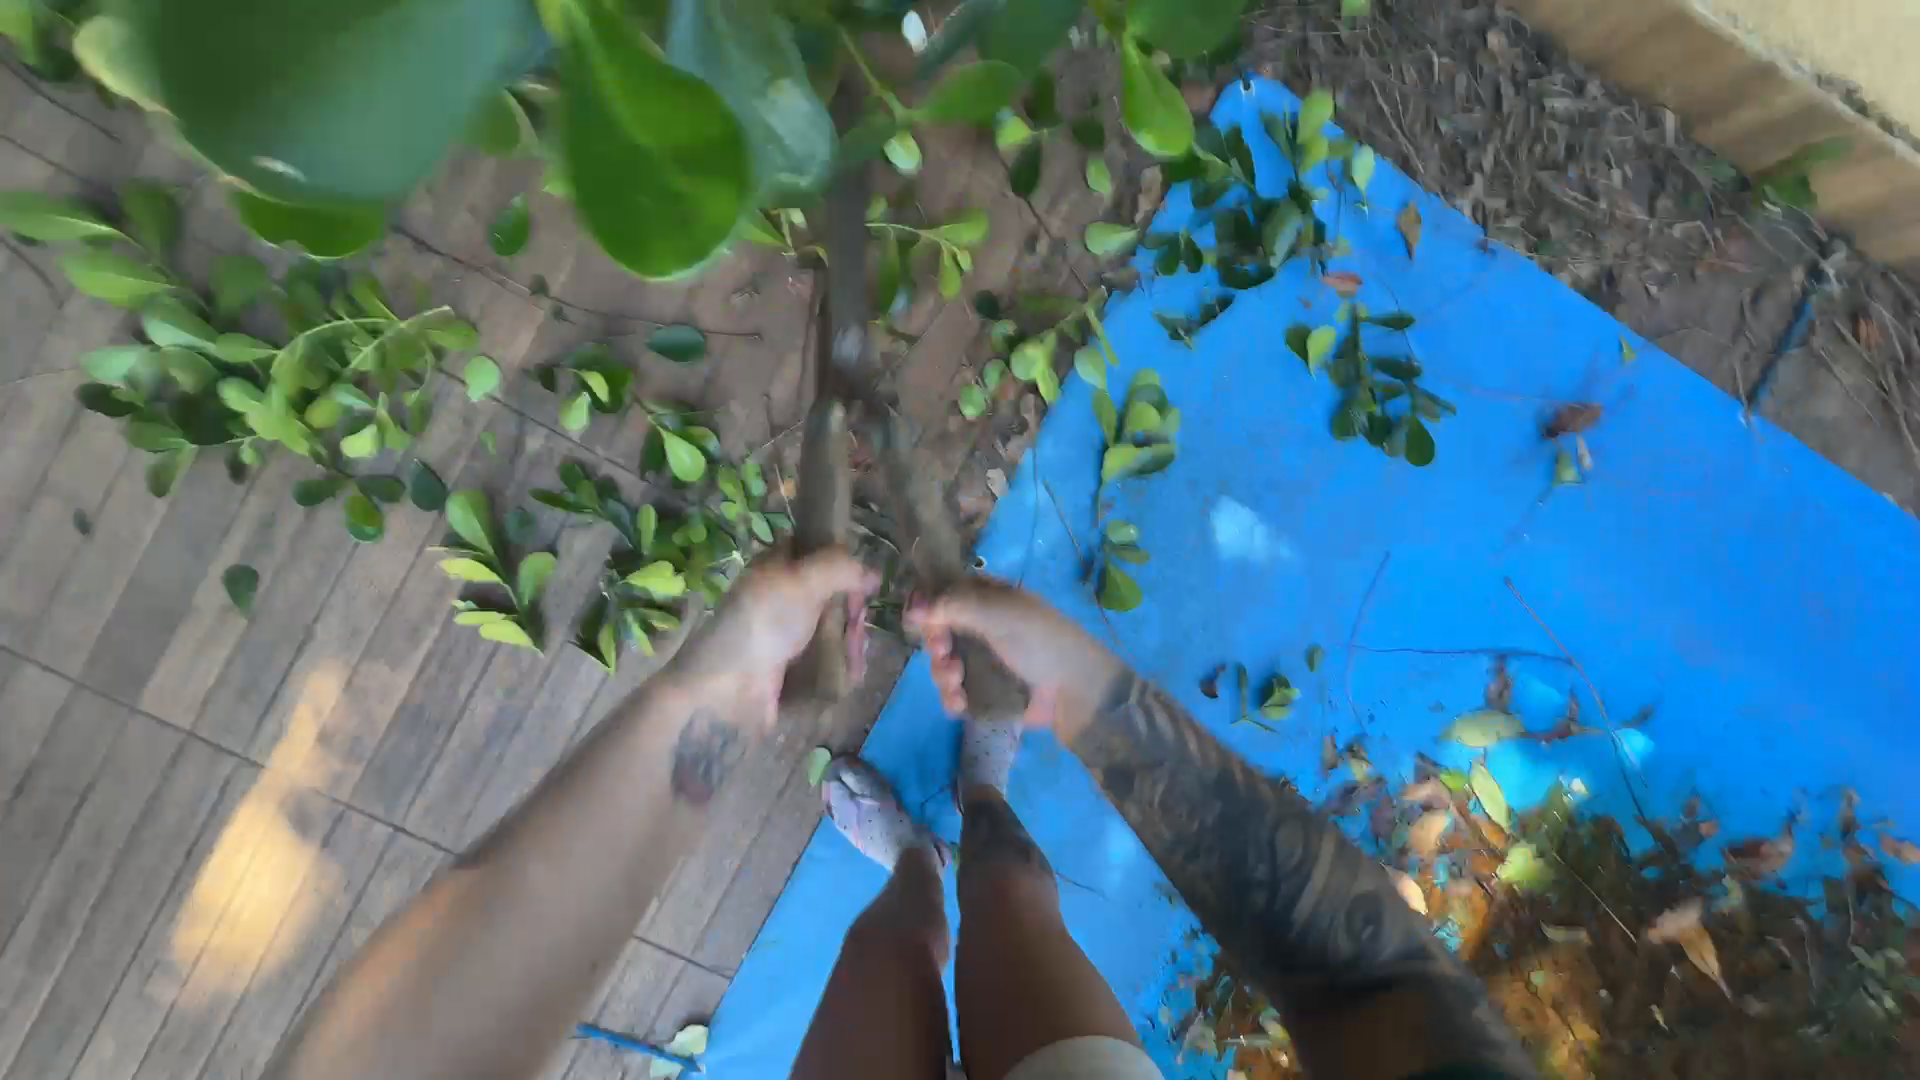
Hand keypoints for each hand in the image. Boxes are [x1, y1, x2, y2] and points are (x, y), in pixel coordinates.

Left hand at [670, 548, 876, 723]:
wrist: (725, 688)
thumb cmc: (760, 623)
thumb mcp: (800, 581)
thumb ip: (841, 568)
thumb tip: (874, 574)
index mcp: (776, 570)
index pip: (816, 553)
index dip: (841, 563)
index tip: (861, 578)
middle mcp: (784, 601)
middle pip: (834, 597)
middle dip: (853, 609)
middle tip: (858, 620)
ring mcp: (791, 639)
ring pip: (837, 631)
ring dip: (853, 640)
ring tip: (855, 650)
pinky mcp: (798, 672)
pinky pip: (832, 663)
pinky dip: (846, 667)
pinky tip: (851, 670)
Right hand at [905, 578, 1122, 737]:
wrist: (1076, 689)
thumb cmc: (1039, 640)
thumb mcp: (997, 613)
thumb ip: (952, 606)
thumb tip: (912, 607)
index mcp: (989, 599)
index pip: (946, 594)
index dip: (927, 605)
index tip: (916, 620)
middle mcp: (984, 627)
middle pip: (940, 632)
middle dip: (936, 645)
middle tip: (943, 653)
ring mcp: (986, 661)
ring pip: (945, 664)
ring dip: (942, 674)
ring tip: (956, 683)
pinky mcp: (988, 692)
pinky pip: (957, 693)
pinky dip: (952, 698)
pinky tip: (959, 704)